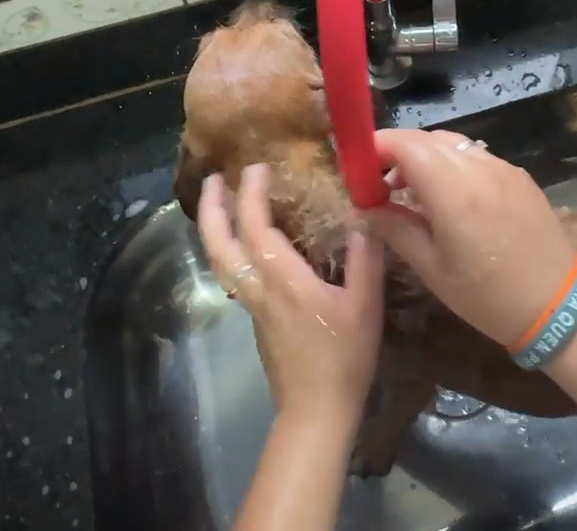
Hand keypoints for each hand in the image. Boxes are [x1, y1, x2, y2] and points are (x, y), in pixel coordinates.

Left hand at [198, 163, 384, 424]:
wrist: (316, 411)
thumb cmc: (343, 357)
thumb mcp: (364, 305)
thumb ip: (365, 259)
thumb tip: (364, 218)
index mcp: (282, 279)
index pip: (255, 226)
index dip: (252, 193)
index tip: (258, 166)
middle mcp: (258, 288)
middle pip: (219, 243)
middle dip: (212, 208)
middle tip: (214, 178)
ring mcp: (253, 305)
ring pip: (222, 259)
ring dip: (215, 226)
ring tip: (223, 202)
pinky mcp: (256, 318)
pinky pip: (234, 271)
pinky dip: (231, 246)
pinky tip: (248, 241)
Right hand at [359, 129, 576, 347]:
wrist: (558, 306)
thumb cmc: (487, 296)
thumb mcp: (432, 268)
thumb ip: (395, 227)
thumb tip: (363, 206)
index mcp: (455, 191)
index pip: (406, 143)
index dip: (377, 147)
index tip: (360, 168)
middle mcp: (479, 167)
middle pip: (427, 138)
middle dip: (397, 152)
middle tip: (381, 184)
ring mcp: (503, 167)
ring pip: (452, 143)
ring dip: (425, 156)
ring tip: (414, 192)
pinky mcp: (518, 175)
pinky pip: (475, 156)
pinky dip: (452, 164)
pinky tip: (450, 198)